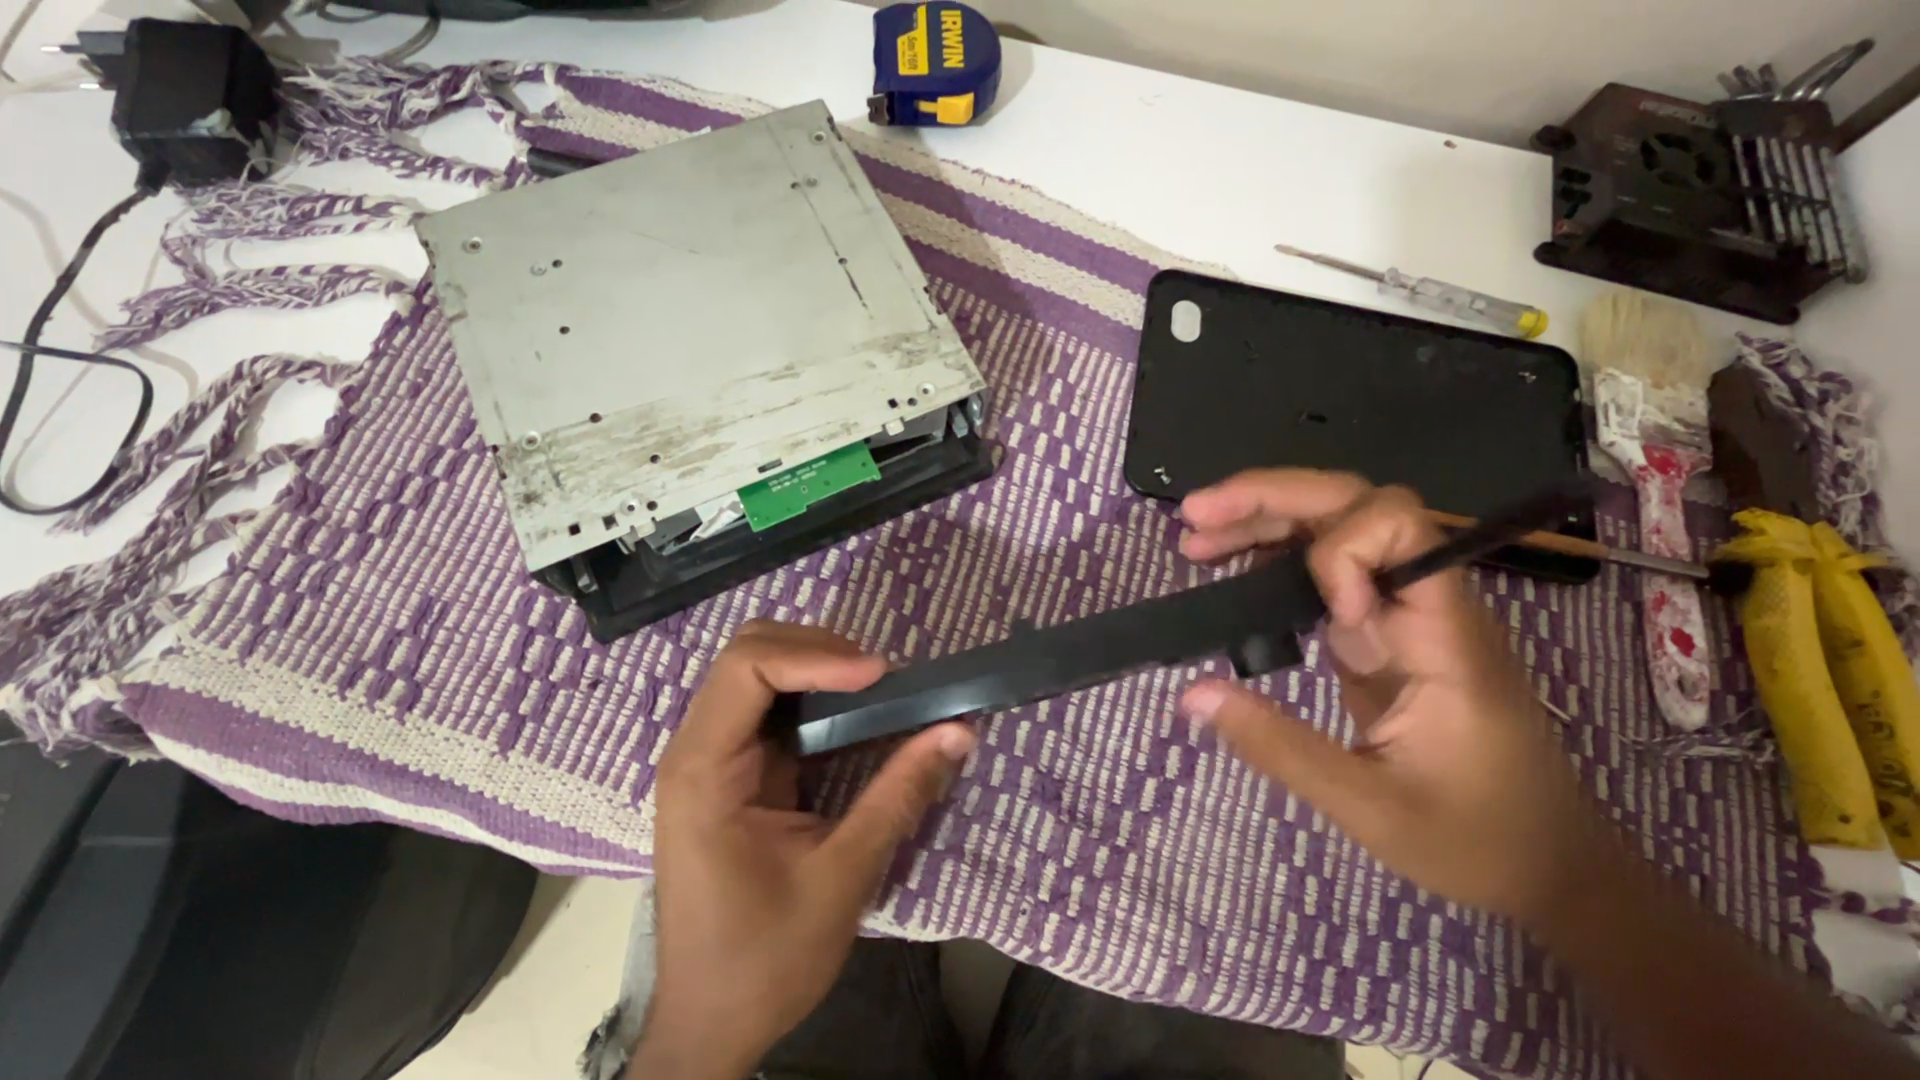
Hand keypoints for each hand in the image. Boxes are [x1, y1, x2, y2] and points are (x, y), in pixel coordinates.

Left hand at [631, 622, 975, 1079]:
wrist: (714, 1023)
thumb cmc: (765, 958)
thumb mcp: (842, 876)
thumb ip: (898, 795)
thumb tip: (960, 731)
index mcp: (703, 770)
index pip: (748, 668)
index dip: (817, 657)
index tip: (882, 677)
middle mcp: (696, 750)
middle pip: (748, 654)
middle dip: (818, 651)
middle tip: (884, 679)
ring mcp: (710, 760)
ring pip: (758, 674)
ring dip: (819, 670)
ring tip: (880, 692)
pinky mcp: (732, 775)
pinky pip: (770, 711)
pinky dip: (815, 699)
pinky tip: (856, 715)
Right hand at [1177, 470, 1609, 924]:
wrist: (1548, 863)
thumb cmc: (1474, 839)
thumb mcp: (1370, 808)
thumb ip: (1278, 747)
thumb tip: (1191, 693)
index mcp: (1444, 634)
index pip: (1401, 528)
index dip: (1343, 547)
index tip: (1324, 616)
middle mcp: (1425, 605)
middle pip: (1357, 508)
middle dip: (1273, 499)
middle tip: (1195, 516)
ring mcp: (1404, 616)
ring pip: (1338, 531)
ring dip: (1266, 522)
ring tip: (1196, 543)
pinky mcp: (1384, 636)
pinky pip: (1327, 575)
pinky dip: (1275, 563)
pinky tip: (1232, 574)